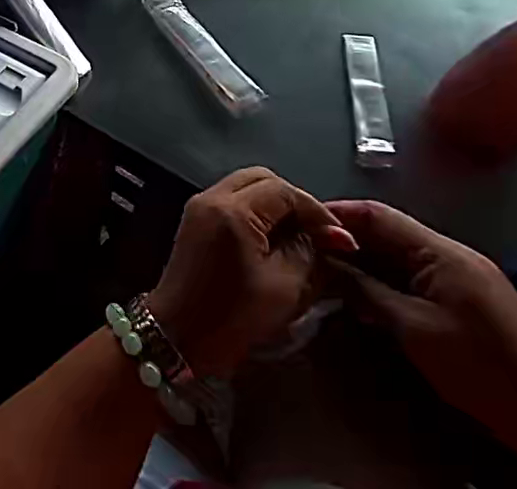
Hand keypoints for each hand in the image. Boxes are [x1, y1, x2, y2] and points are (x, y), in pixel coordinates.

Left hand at [147, 168, 356, 377]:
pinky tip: (274, 238)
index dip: (316, 211)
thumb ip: (309, 252)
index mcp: (232, 210)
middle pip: (262, 179)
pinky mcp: (196, 219)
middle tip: (319, 231)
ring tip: (300, 235)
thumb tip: (328, 236)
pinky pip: (233, 199)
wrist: (176, 337)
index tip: (340, 237)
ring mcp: (200, 206)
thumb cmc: (231, 317)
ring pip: (246, 186)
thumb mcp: (284, 288)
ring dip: (275, 205)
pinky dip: (256, 211)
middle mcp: (212, 197)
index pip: (283, 191)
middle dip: (295, 201)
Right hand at [323, 203, 516, 440]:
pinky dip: (386, 277)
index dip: (339, 214)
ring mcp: (462, 274)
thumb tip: (328, 265)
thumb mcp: (413, 329)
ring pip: (401, 253)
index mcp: (442, 251)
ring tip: (327, 267)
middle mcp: (453, 253)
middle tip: (309, 247)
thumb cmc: (481, 369)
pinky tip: (364, 291)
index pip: (379, 215)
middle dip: (349, 237)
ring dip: (366, 259)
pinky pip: (416, 273)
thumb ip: (367, 292)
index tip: (303, 221)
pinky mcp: (466, 297)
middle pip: (389, 231)